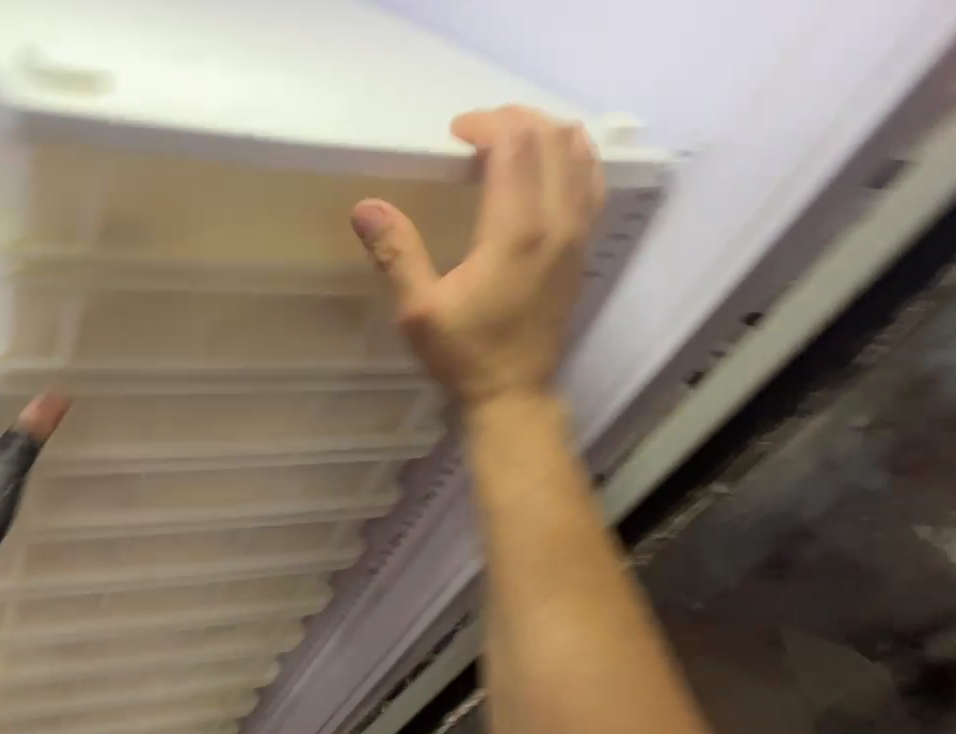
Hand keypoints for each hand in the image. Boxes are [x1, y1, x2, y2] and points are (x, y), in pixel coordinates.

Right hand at [351, 106, 603, 412]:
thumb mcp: (418, 310)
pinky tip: (544, 166)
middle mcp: (557, 222)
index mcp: (516, 233)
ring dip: (544, 133)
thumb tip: (365, 207)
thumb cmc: (462, 354)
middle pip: (552, 138)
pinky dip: (568, 157)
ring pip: (579, 153)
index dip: (487, 124)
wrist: (513, 391)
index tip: (454, 131)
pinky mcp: (584, 245)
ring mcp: (578, 232)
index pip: (516, 147)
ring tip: (506, 141)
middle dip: (515, 121)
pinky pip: (589, 179)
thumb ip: (396, 253)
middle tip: (475, 130)